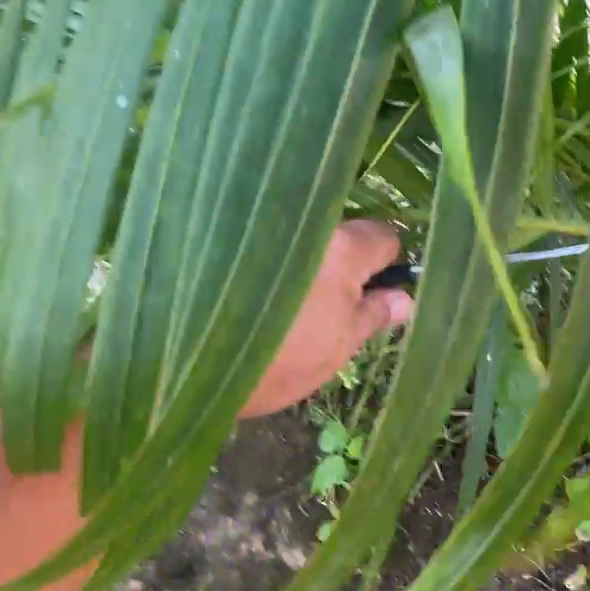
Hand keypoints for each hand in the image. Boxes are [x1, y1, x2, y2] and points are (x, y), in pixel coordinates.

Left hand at [241, 220, 413, 417]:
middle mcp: (304, 222)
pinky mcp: (226, 231)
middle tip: (323, 307)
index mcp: (341, 249)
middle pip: (340, 233)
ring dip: (300, 261)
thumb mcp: (337, 347)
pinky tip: (249, 294)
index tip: (370, 294)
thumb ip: (373, 315)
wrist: (184, 367)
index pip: (383, 236)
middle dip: (340, 263)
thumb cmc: (276, 363)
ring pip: (301, 234)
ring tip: (279, 305)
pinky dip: (265, 259)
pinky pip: (264, 237)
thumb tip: (405, 298)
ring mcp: (264, 222)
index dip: (383, 265)